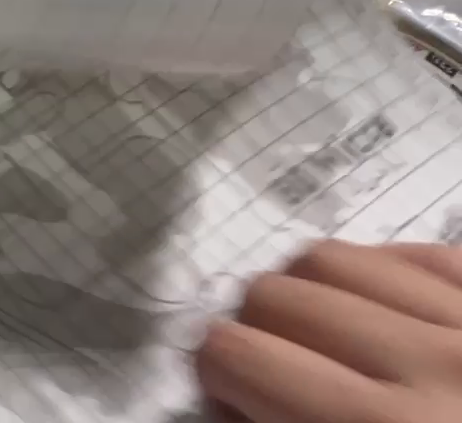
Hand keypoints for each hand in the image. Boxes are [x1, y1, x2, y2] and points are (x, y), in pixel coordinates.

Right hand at [197, 240, 461, 421]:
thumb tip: (219, 399)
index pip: (235, 354)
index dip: (220, 376)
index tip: (240, 402)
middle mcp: (438, 365)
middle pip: (272, 294)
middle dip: (263, 330)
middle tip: (289, 376)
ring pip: (330, 258)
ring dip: (313, 291)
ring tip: (338, 338)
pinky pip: (418, 254)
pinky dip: (388, 275)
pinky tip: (392, 316)